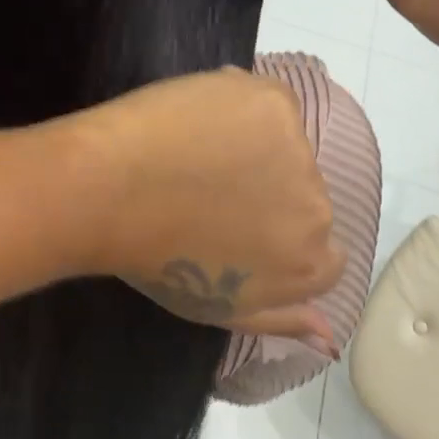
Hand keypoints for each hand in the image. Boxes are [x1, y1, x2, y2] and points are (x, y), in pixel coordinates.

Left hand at [57, 68, 341, 353]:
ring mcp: (299, 151)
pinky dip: (239, 107)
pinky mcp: (274, 103)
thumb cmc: (154, 259)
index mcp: (310, 265)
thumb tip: (329, 336)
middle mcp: (318, 211)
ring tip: (192, 152)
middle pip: (303, 194)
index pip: (321, 250)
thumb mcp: (216, 308)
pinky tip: (196, 121)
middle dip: (263, 189)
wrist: (109, 191)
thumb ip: (281, 320)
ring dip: (250, 145)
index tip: (231, 223)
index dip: (273, 231)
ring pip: (283, 144)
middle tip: (204, 186)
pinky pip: (267, 102)